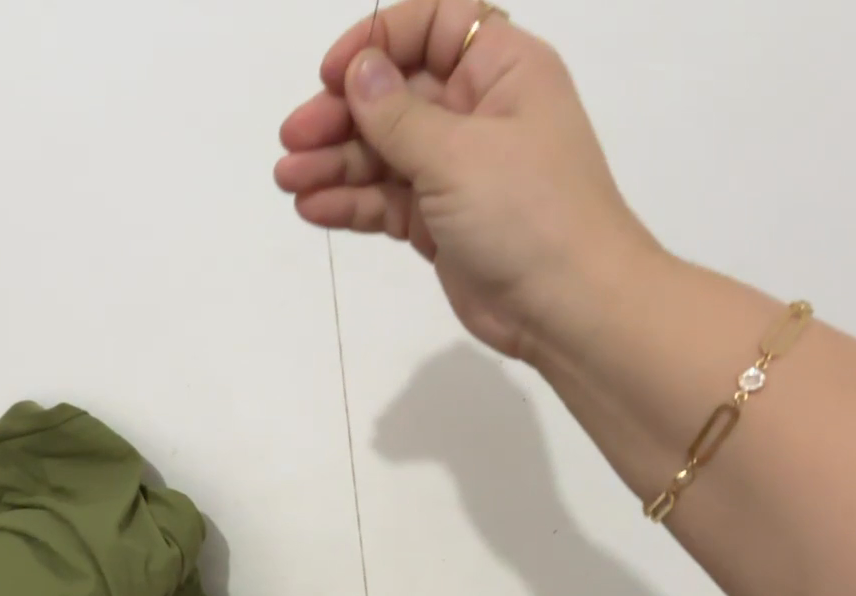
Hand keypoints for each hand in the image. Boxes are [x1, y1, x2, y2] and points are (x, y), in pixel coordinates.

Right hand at [275, 0, 657, 361]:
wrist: (567, 306)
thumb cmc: (526, 211)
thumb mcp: (458, 153)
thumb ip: (398, 113)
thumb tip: (358, 70)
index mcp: (499, 72)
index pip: (434, 29)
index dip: (379, 43)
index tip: (333, 74)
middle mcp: (476, 115)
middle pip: (397, 97)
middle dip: (341, 116)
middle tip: (292, 141)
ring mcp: (456, 173)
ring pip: (384, 155)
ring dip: (335, 165)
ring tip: (288, 181)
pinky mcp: (440, 224)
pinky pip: (388, 202)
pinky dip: (352, 204)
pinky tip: (312, 208)